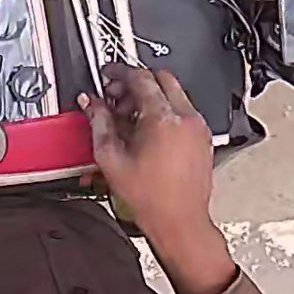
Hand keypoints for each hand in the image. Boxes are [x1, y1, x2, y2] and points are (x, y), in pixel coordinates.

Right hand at [80, 64, 236, 293]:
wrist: (178, 220)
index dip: (119, 72)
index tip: (107, 75)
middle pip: (161, 78)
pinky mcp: (202, 138)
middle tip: (115, 95)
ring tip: (126, 117)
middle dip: (135, 81)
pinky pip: (182, 111)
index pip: (141, 78)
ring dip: (149, 96)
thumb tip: (91, 104)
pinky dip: (163, 111)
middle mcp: (186, 118)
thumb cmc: (151, 197)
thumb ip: (99, 122)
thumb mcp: (111, 157)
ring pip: (173, 93)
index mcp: (163, 118)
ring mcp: (198, 128)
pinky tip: (144, 131)